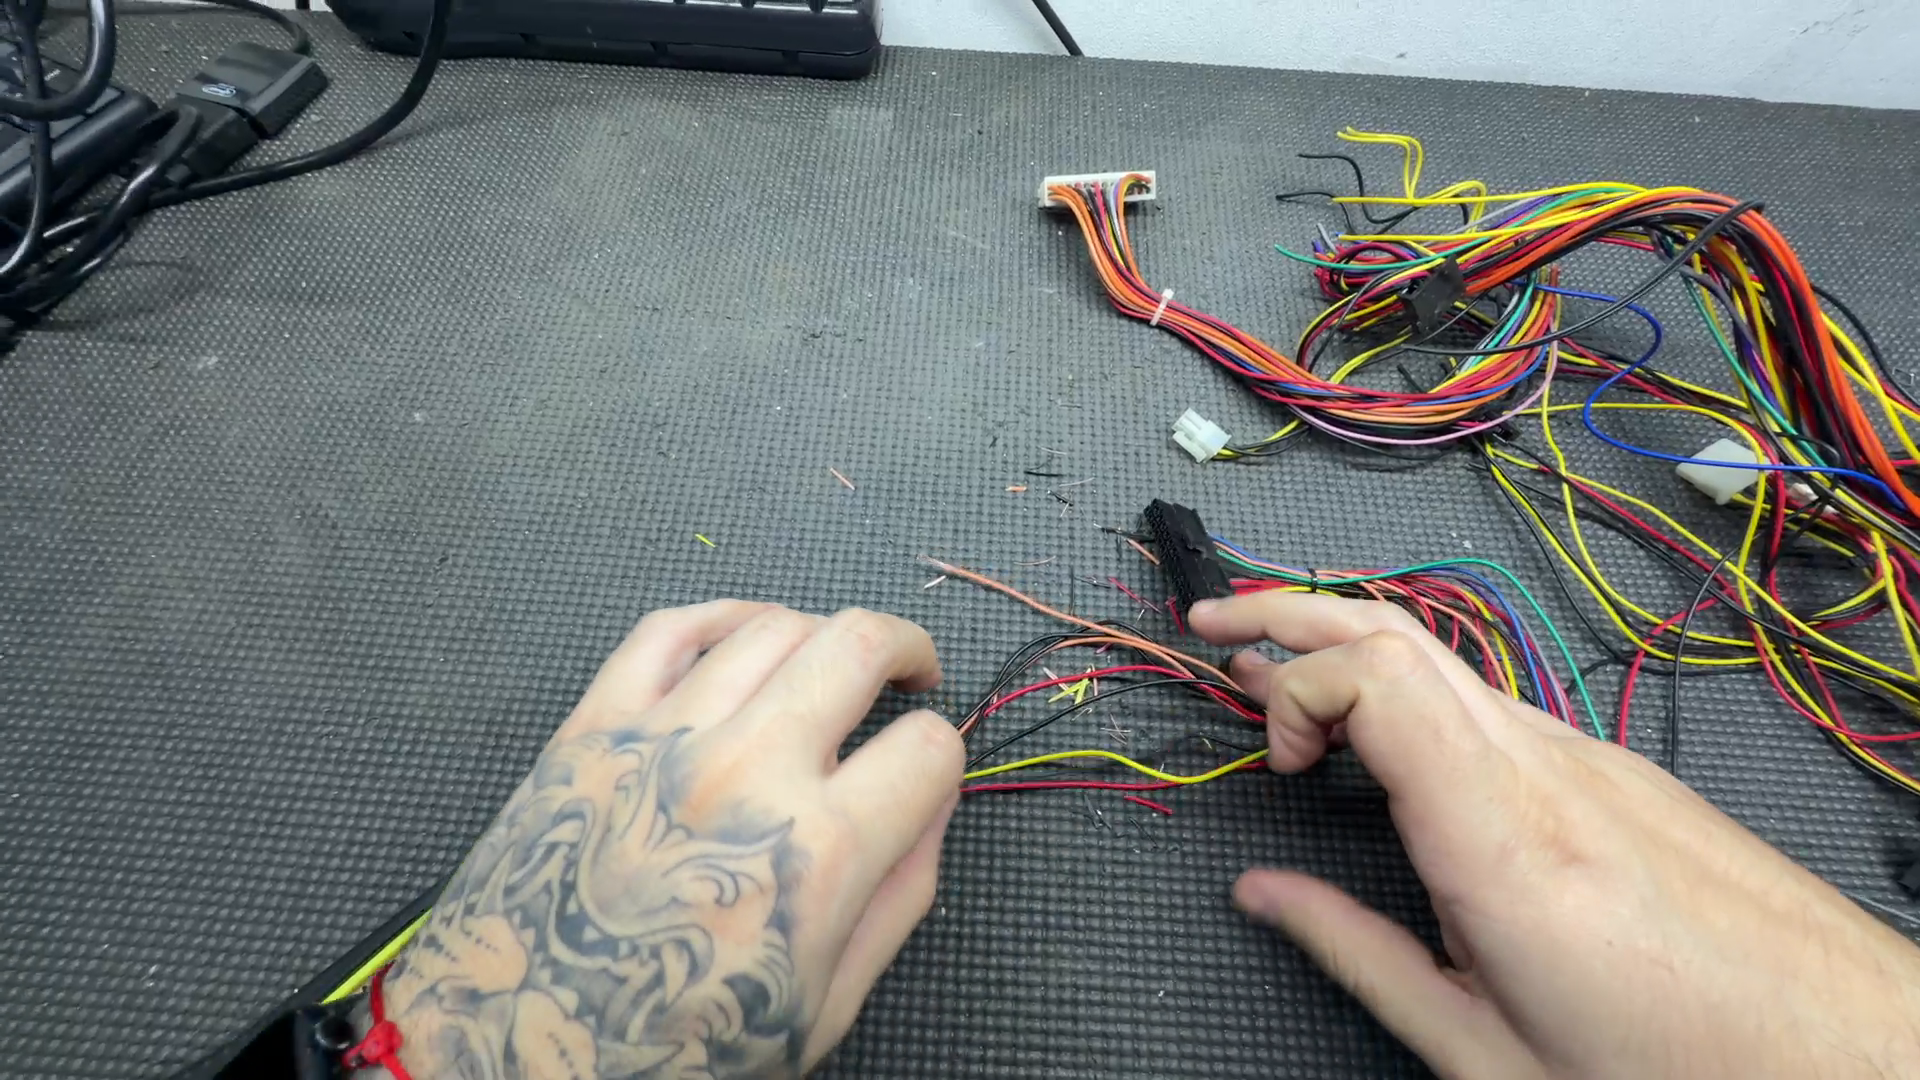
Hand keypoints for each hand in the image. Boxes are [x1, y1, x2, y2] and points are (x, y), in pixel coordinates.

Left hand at [376, 601, 963, 1078]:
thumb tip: (935, 798)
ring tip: (829, 664)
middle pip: (860, 644)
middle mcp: (747, 772)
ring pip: (775, 625)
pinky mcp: (596, 723)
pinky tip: (750, 632)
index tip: (923, 767)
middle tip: (911, 667)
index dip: (943, 751)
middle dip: (908, 645)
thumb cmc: (674, 1048)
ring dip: (824, 633)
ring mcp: (665, 736)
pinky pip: (672, 627)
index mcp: (817, 854)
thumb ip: (903, 893)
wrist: (504, 1058)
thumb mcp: (826, 1004)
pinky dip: (725, 615)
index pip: (928, 748)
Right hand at [1189, 591, 1919, 1079]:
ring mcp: (1576, 751)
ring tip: (1262, 666)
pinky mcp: (1598, 763)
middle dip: (1281, 610)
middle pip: (1389, 627)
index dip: (1295, 693)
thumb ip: (1352, 948)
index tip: (1280, 766)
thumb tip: (1257, 890)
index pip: (1373, 673)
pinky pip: (1468, 693)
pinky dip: (1387, 687)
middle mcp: (1539, 762)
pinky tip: (1363, 726)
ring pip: (1428, 651)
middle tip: (1210, 623)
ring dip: (1330, 644)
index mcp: (1502, 833)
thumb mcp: (1483, 1049)